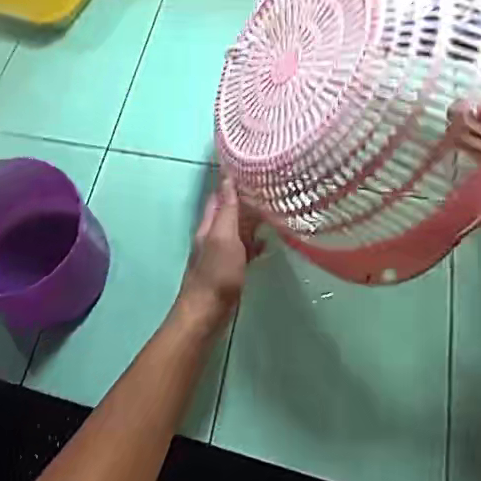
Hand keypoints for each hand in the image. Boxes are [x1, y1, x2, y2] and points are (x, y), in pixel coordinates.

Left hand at [176, 177, 264, 319]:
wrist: (206, 312)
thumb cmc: (216, 274)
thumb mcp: (223, 238)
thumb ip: (227, 211)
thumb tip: (227, 179)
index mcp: (209, 225)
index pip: (219, 196)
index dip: (231, 182)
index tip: (251, 168)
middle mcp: (212, 236)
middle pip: (229, 212)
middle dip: (246, 199)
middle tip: (270, 188)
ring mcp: (220, 254)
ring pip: (237, 230)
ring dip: (252, 220)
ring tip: (274, 210)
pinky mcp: (229, 270)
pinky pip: (243, 250)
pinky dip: (254, 243)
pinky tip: (267, 243)